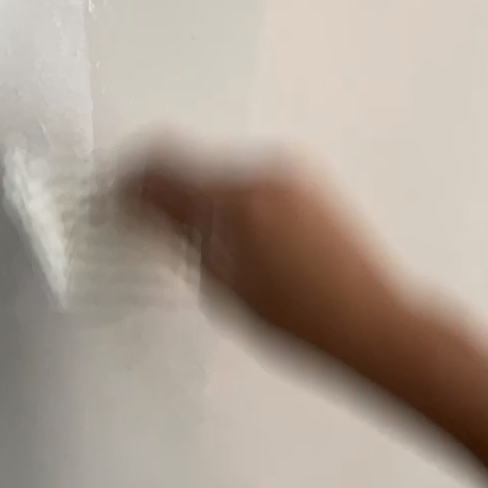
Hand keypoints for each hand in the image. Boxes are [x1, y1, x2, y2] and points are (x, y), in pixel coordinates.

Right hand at [123, 145, 412, 371]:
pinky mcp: (303, 179)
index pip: (159, 170)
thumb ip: (179, 236)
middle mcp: (259, 174)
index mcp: (234, 202)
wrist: (376, 323)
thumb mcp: (222, 284)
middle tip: (142, 217)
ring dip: (194, 192)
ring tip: (190, 234)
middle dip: (159, 187)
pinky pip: (244, 177)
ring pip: (215, 171)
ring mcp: (285, 173)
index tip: (111, 195)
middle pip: (186, 164)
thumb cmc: (300, 320)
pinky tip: (228, 231)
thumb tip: (144, 208)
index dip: (126, 180)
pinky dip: (224, 195)